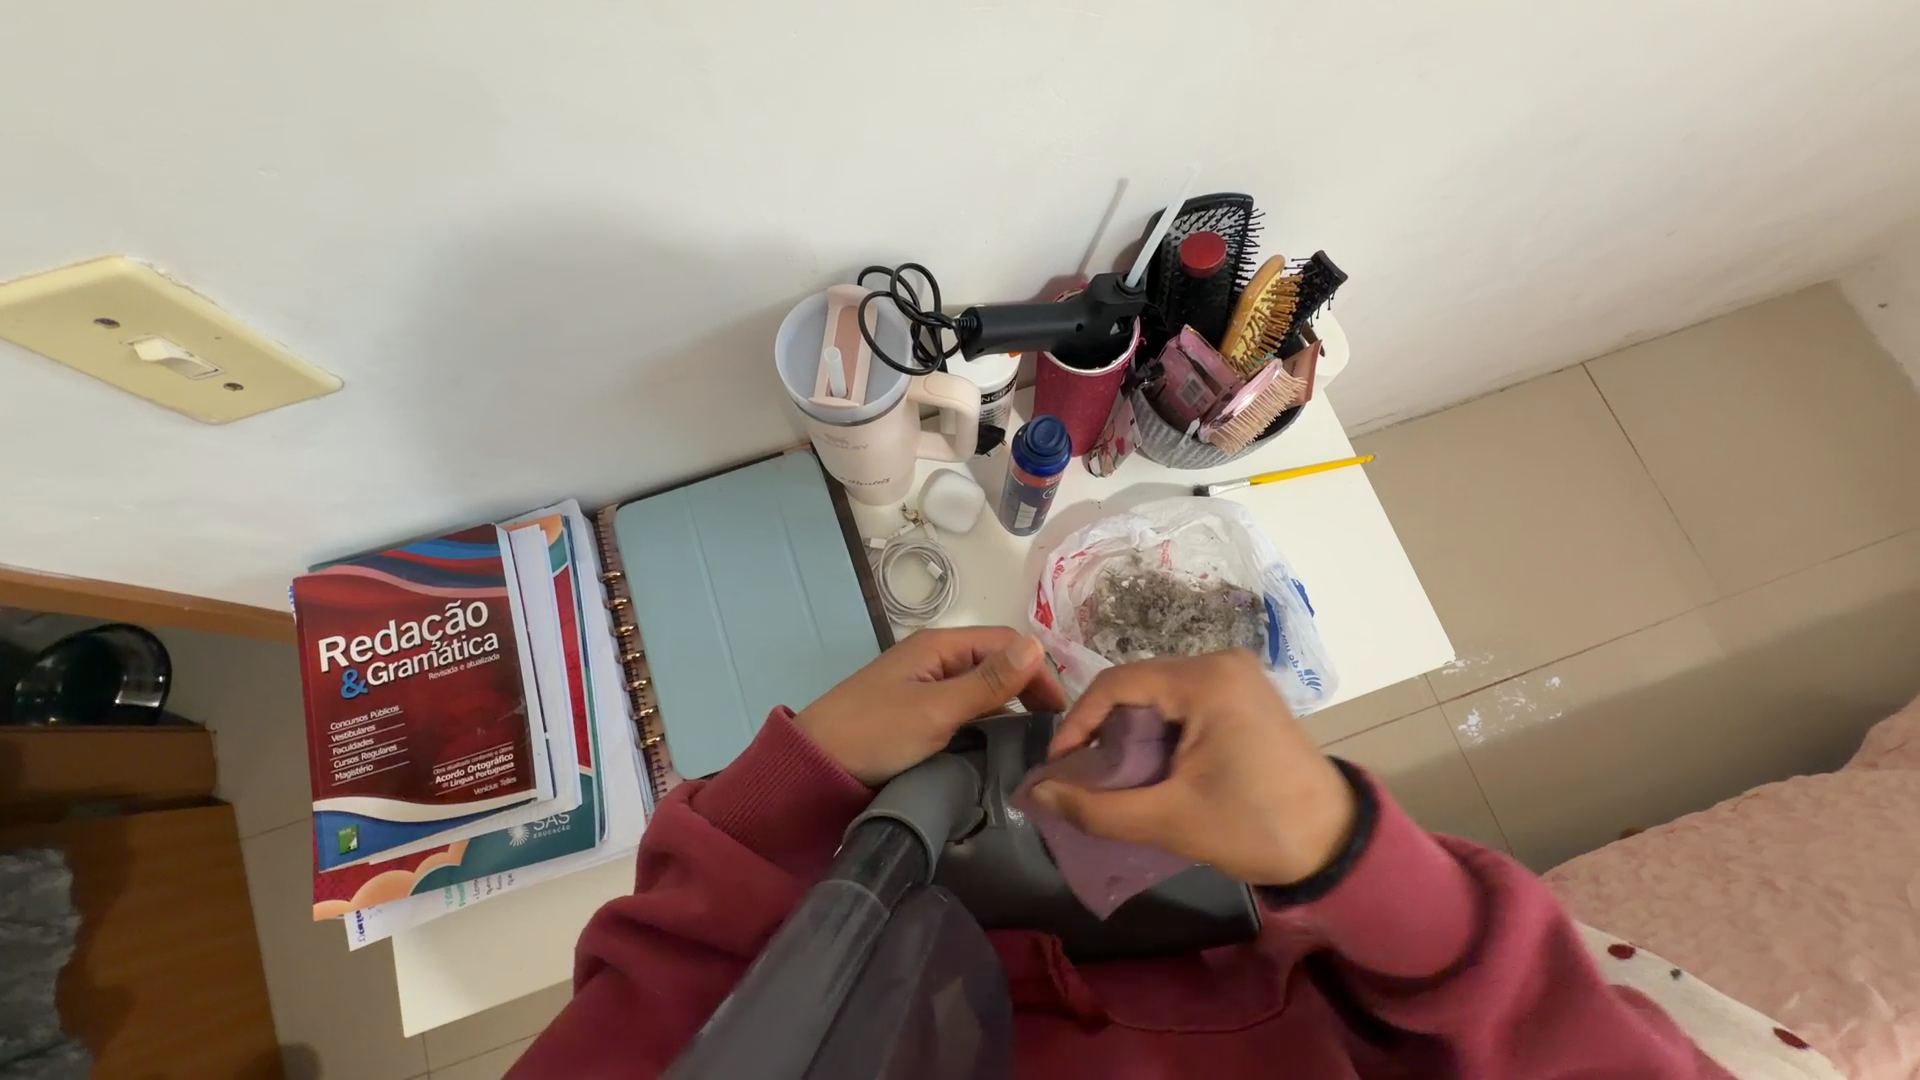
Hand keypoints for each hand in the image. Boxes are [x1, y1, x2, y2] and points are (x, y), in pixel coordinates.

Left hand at [795, 627, 1066, 785]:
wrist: (815, 766)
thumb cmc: (875, 733)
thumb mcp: (936, 710)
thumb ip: (988, 682)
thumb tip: (1038, 646)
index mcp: (940, 645)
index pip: (1007, 643)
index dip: (1039, 670)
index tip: (1061, 711)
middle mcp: (937, 657)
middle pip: (998, 662)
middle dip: (1029, 688)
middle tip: (1054, 730)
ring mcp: (928, 684)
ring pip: (983, 687)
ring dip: (1011, 707)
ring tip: (1036, 741)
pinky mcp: (921, 711)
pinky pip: (966, 707)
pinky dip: (988, 720)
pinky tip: (1003, 744)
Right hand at [1031, 650, 1355, 886]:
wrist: (1339, 845)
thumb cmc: (1256, 828)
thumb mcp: (1171, 821)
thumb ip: (1098, 808)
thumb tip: (1039, 795)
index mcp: (1205, 680)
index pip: (1117, 683)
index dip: (1078, 722)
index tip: (1059, 766)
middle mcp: (1219, 662)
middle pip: (1137, 683)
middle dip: (1103, 727)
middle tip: (1082, 771)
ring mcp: (1235, 674)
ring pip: (1157, 690)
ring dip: (1129, 727)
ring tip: (1110, 770)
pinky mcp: (1243, 691)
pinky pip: (1182, 697)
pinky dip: (1157, 726)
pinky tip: (1148, 760)